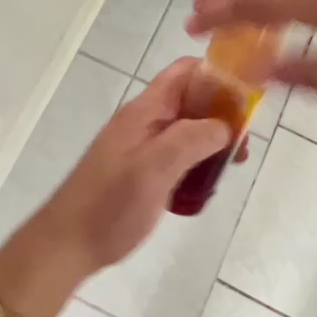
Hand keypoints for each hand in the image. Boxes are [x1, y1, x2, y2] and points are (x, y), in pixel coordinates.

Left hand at [21, 58, 232, 272]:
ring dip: (211, 143)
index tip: (248, 100)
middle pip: (190, 101)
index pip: (185, 72)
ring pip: (186, 131)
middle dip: (222, 115)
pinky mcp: (140, 173)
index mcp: (144, 111)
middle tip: (242, 147)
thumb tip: (226, 125)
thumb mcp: (156, 167)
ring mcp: (140, 148)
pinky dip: (196, 165)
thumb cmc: (111, 205)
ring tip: (228, 169)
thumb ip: (192, 138)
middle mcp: (143, 122)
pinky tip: (204, 189)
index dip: (218, 75)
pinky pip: (177, 157)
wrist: (68, 244)